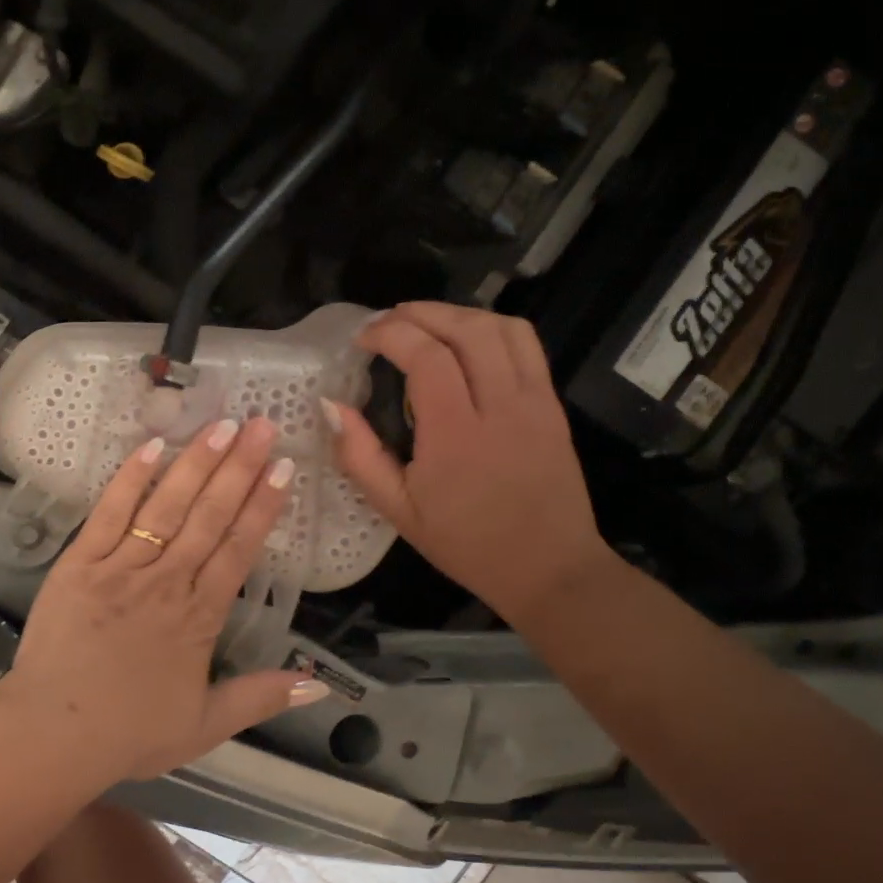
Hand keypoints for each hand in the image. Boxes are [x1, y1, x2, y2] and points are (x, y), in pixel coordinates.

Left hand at [0, 417, 329, 783]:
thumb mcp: (205, 725)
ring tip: (220, 425)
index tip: (283, 468)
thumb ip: (259, 698)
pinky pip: (109, 514)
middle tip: (261, 425)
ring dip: (195, 463)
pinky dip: (130, 480)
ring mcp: (121, 567)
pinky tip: (151, 447)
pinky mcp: (80, 562)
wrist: (56, 730)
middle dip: (238, 468)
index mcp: (199, 617)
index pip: (238, 550)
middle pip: (208, 516)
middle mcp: (166, 582)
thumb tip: (317, 683)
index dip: (263, 506)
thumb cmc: (130, 731)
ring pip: (166, 507)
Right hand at [324, 302, 613, 618]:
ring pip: (501, 328)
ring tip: (423, 323)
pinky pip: (526, 345)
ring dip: (456, 314)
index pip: (426, 356)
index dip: (390, 333)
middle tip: (385, 322)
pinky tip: (464, 340)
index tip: (362, 340)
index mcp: (456, 435)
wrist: (550, 568)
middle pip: (465, 330)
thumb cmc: (465, 542)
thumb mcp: (396, 509)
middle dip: (419, 314)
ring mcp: (534, 402)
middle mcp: (500, 407)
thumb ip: (359, 455)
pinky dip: (490, 328)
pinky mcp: (552, 405)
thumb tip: (330, 405)